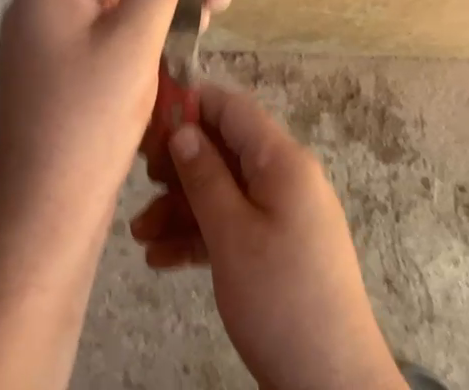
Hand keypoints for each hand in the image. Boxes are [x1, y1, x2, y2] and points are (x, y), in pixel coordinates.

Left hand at [0, 0, 231, 219]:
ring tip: (212, 16)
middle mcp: (42, 2)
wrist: (46, 207)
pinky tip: (178, 45)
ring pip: (111, 3)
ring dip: (159, 5)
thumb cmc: (91, 120)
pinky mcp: (58, 67)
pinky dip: (139, 33)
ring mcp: (47, 37)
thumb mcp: (133, 43)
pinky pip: (102, 33)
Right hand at [130, 84, 404, 389]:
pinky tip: (161, 258)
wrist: (329, 380)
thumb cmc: (279, 296)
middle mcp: (285, 178)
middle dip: (177, 165)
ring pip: (222, 191)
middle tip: (139, 184)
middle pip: (223, 150)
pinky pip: (231, 224)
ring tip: (139, 236)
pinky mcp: (276, 248)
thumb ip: (203, 175)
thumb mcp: (231, 233)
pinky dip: (198, 235)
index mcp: (282, 161)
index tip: (145, 125)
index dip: (189, 106)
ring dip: (179, 208)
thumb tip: (182, 127)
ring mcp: (282, 215)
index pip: (232, 108)